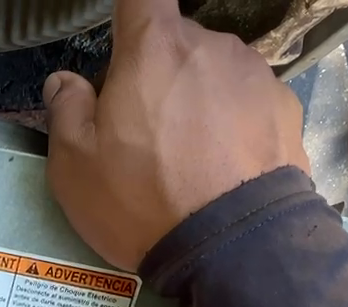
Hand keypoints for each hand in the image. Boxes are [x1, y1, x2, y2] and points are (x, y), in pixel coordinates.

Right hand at [42, 0, 310, 270]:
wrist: (228, 243)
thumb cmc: (139, 199)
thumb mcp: (74, 168)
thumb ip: (65, 113)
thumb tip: (63, 82)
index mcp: (152, 48)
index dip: (128, 11)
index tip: (120, 36)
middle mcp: (209, 44)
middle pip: (174, 45)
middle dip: (154, 77)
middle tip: (138, 135)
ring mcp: (254, 73)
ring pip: (211, 74)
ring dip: (194, 102)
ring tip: (183, 160)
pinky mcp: (283, 106)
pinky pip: (244, 104)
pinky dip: (228, 125)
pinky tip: (218, 168)